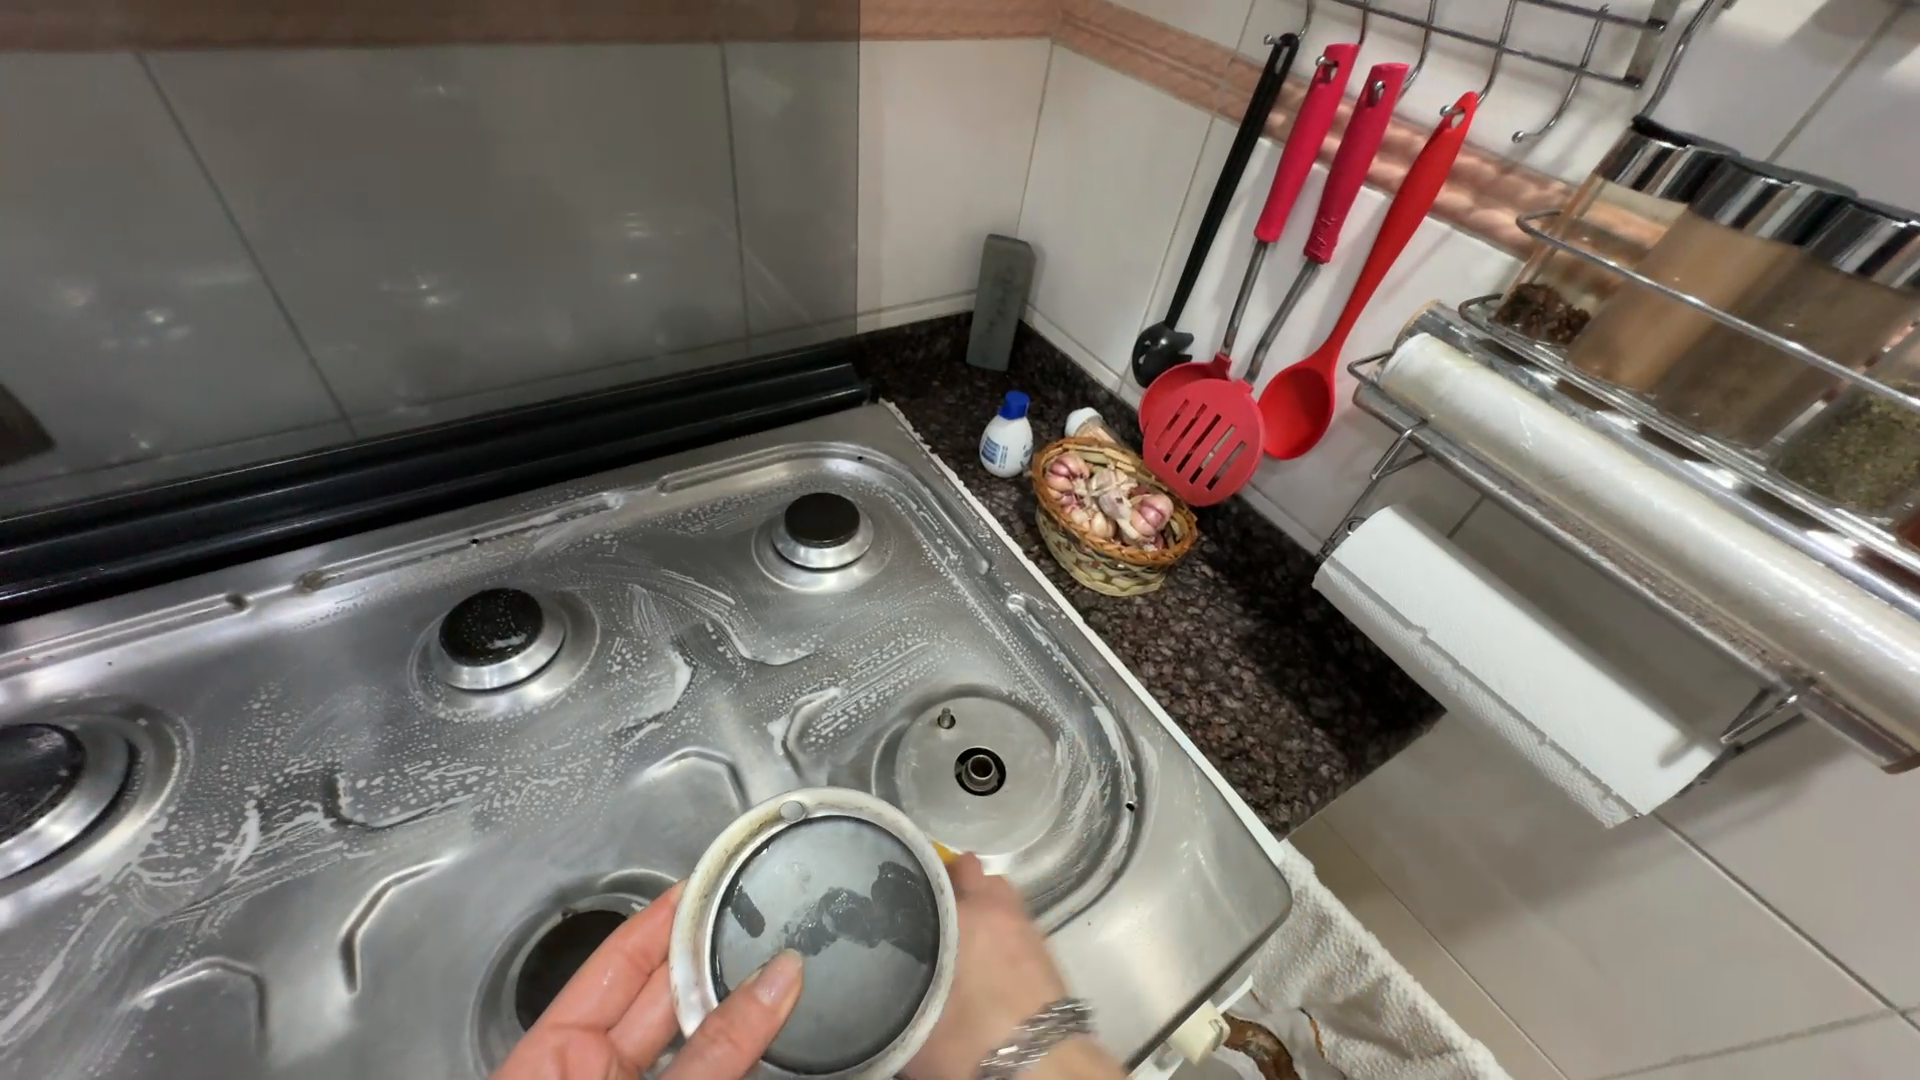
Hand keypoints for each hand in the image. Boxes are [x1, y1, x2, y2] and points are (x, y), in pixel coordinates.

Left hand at [493, 883, 804, 1079]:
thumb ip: (714, 1048)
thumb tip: (778, 980)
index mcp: (547, 1058)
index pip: (622, 954)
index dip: (673, 911)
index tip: (722, 874)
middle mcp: (584, 1070)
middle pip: (663, 993)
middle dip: (716, 956)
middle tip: (772, 917)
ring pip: (691, 1036)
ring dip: (734, 1006)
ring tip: (782, 968)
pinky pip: (703, 1069)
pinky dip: (736, 1048)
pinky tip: (768, 1024)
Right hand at [906, 855, 1118, 1079]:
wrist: (1042, 1068)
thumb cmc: (972, 1043)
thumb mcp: (915, 1026)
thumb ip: (898, 993)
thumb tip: (887, 983)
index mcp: (964, 915)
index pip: (942, 871)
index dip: (924, 877)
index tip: (908, 891)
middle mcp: (997, 909)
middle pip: (974, 872)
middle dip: (956, 881)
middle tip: (935, 906)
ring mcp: (1026, 926)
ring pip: (1000, 892)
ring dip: (985, 900)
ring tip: (965, 928)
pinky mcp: (1047, 949)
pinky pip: (1018, 919)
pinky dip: (1004, 926)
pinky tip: (992, 955)